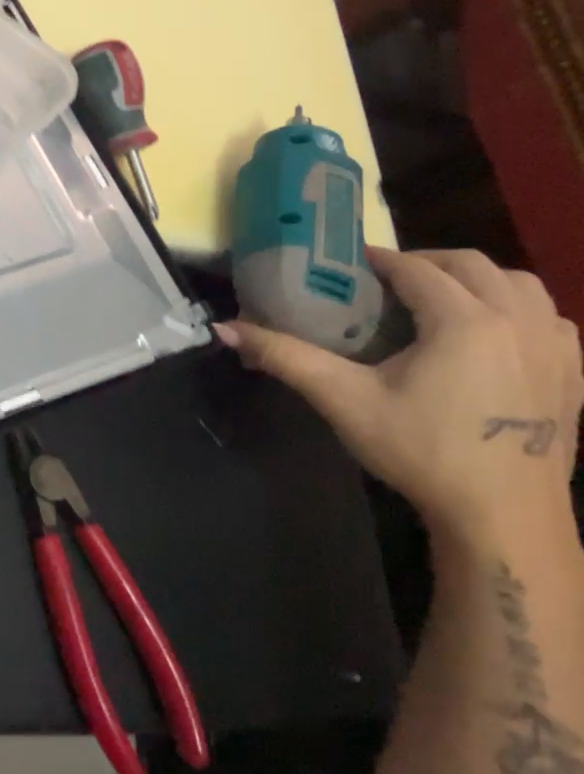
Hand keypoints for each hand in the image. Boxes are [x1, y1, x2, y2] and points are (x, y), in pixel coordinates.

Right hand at [219, 248, 581, 546]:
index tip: (346, 263)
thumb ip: (286, 356)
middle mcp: (520, 322)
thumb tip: (225, 328)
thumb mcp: (342, 400)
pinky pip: (547, 318)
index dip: (379, 260)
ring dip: (477, 281)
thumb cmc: (420, 450)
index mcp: (465, 322)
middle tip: (383, 281)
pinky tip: (487, 335)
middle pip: (475, 266)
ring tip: (435, 301)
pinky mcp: (574, 372)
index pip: (418, 269)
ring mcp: (556, 347)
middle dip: (426, 263)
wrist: (502, 513)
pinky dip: (515, 309)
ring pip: (522, 286)